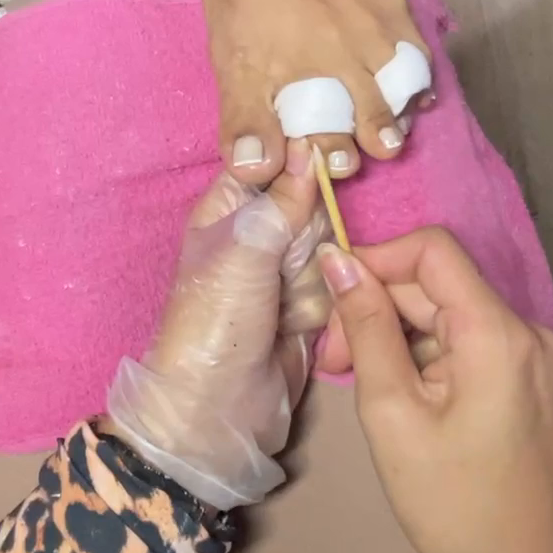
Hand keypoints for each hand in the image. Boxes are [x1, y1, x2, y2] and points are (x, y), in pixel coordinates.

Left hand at [101, 139, 331, 508]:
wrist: (219, 406)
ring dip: (311, 282)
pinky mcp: (305, 305)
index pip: (275, 162)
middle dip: (308, 238)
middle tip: (287, 264)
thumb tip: (305, 146)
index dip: (303, 163)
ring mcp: (281, 270)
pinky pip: (335, 289)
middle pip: (312, 207)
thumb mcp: (246, 247)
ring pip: (328, 250)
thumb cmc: (218, 314)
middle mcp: (256, 231)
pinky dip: (320, 310)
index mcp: (227, 205)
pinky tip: (295, 330)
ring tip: (282, 309)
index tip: (331, 164)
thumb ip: (282, 199)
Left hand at [184, 0, 429, 185]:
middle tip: (366, 148)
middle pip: (380, 118)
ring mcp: (380, 22)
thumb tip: (256, 171)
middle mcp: (356, 54)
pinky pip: (417, 48)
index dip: (334, 157)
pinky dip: (414, 73)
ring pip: (406, 85)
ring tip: (388, 125)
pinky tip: (406, 82)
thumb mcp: (228, 52)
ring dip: (398, 110)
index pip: (337, 140)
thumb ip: (245, 113)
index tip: (328, 165)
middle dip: (373, 139)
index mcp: (311, 74)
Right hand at [320, 229, 552, 552]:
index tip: (336, 297)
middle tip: (335, 361)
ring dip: (394, 335)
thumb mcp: (392, 410)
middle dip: (375, 310)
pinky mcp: (535, 379)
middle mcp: (532, 333)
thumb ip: (365, 325)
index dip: (376, 259)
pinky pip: (465, 339)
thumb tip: (336, 257)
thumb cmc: (452, 503)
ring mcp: (539, 357)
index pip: (431, 250)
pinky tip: (397, 389)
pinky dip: (423, 352)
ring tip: (357, 379)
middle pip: (433, 286)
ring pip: (444, 312)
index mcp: (500, 335)